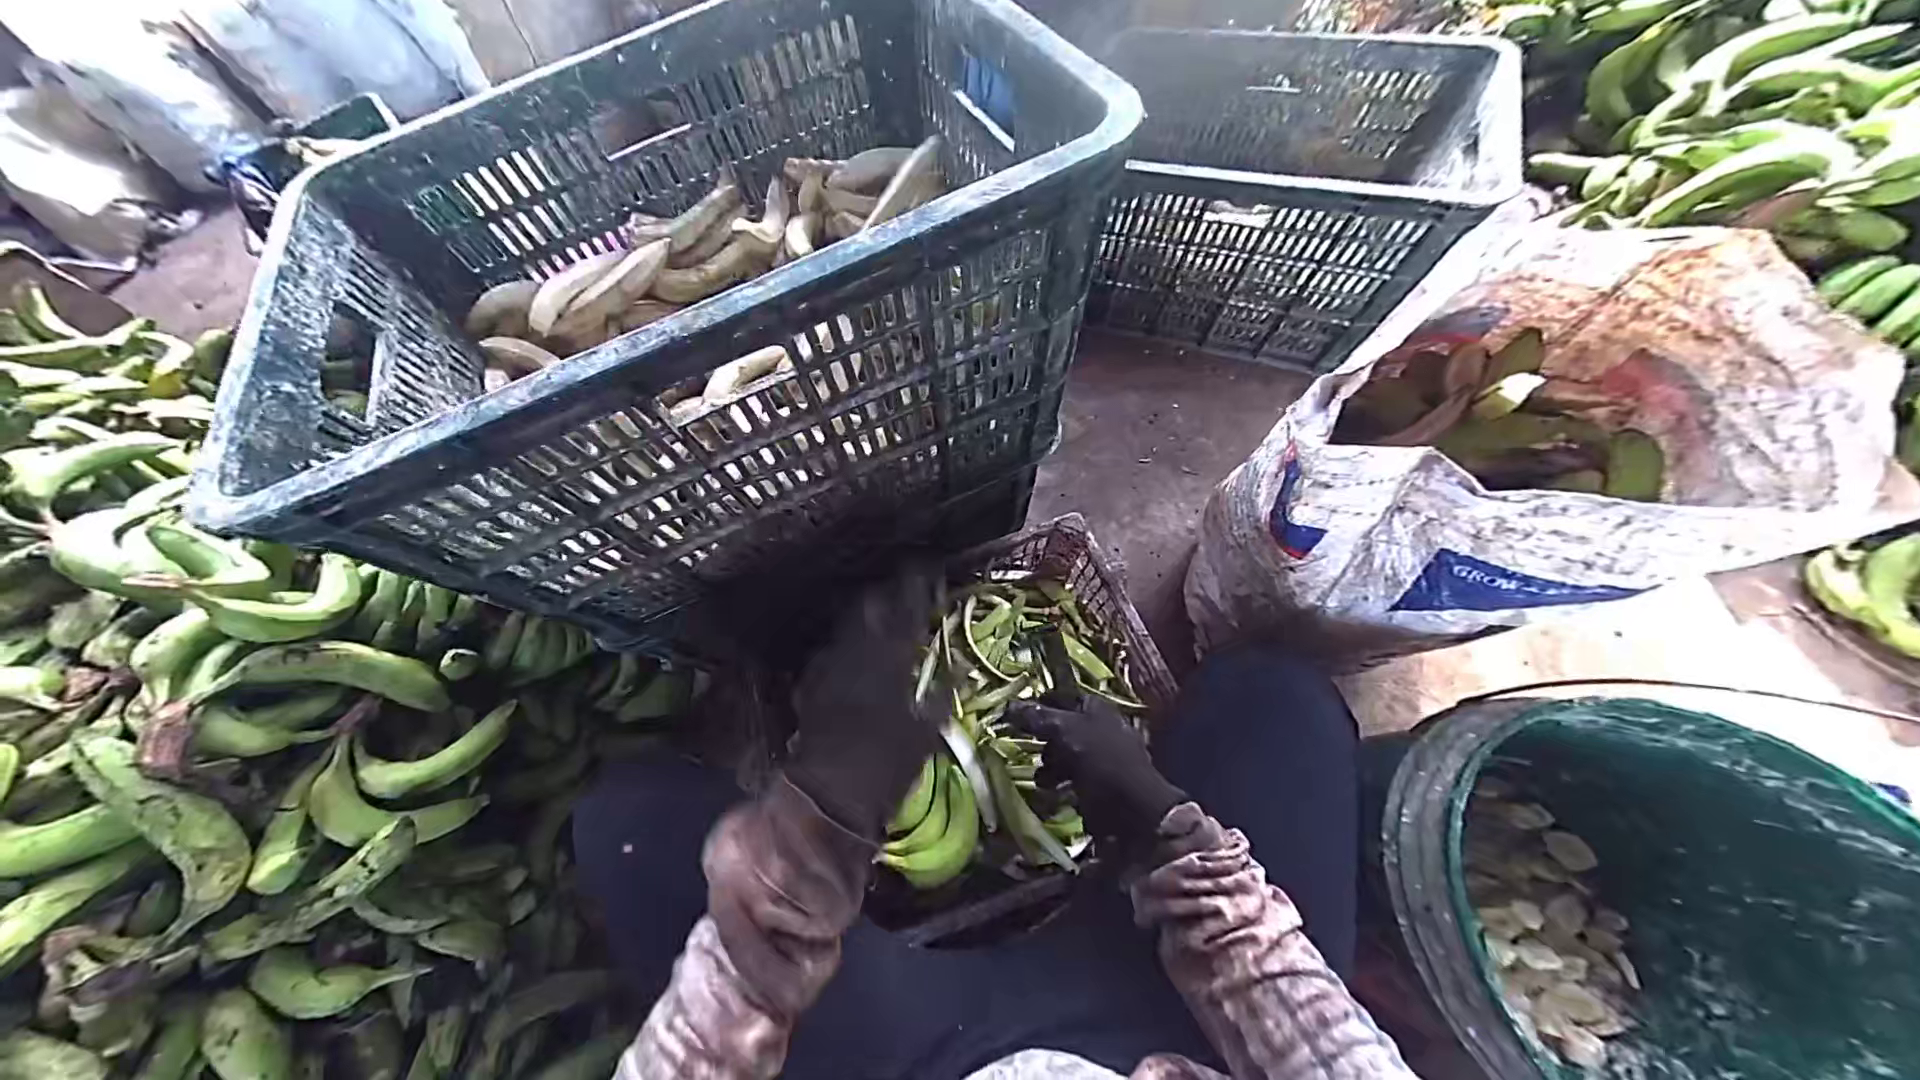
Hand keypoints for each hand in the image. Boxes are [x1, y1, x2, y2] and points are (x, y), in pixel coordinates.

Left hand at [785, 568, 941, 836]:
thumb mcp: (926, 730)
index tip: (929, 568)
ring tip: (878, 612)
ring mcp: (829, 664)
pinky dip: (845, 646)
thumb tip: (957, 670)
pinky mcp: (811, 681)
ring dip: (865, 615)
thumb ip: (941, 694)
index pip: (907, 608)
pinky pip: (830, 651)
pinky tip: (850, 652)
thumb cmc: (887, 764)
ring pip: (847, 623)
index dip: (918, 584)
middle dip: (887, 591)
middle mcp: (858, 652)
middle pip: (870, 603)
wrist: (831, 794)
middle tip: (902, 588)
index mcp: (891, 659)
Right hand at [1008, 699, 1183, 860]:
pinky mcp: (1097, 786)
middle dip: (1040, 738)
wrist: (1134, 814)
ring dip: (1048, 766)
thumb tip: (1008, 705)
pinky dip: (1057, 785)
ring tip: (1040, 778)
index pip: (1061, 696)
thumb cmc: (1102, 761)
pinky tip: (1049, 792)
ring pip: (1063, 755)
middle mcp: (1099, 729)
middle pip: (1060, 727)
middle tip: (1021, 745)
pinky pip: (1069, 780)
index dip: (1039, 703)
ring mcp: (1099, 759)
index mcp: (1096, 708)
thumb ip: (1037, 717)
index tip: (1015, 714)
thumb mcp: (1066, 731)